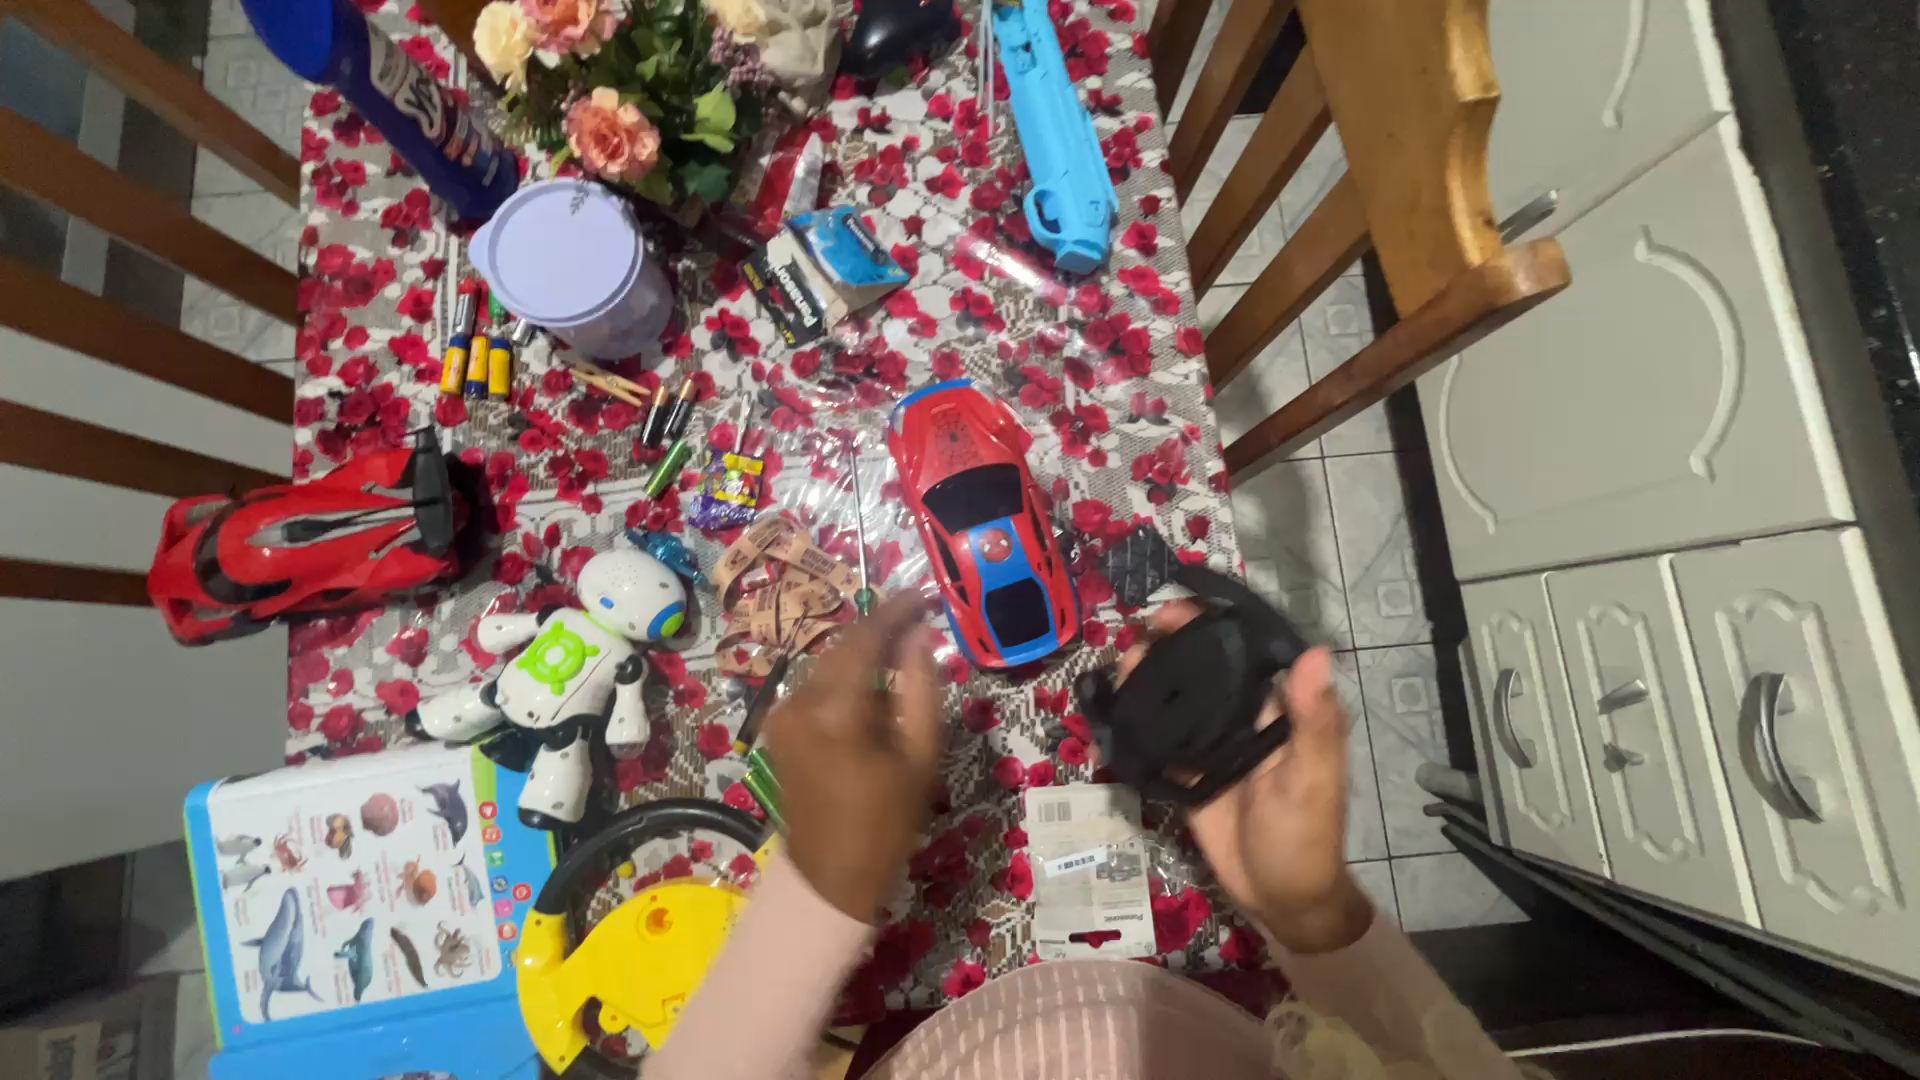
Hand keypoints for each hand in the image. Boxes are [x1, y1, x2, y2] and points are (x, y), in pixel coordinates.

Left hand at [763, 592, 945, 922]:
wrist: (830, 877)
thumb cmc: (886, 822)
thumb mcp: (920, 757)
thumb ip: (922, 688)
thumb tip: (920, 636)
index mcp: (835, 713)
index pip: (865, 640)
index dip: (895, 611)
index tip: (924, 596)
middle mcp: (799, 703)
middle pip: (844, 646)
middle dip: (882, 628)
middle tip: (920, 618)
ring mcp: (782, 714)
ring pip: (830, 663)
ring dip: (865, 651)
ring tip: (904, 647)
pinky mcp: (779, 725)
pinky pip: (818, 684)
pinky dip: (847, 675)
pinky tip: (874, 681)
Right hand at [1117, 601, 1372, 953]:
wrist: (1277, 898)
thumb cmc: (1305, 837)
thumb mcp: (1312, 779)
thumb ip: (1312, 721)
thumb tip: (1316, 652)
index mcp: (1277, 711)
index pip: (1244, 654)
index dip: (1214, 625)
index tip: (1181, 608)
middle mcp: (1242, 718)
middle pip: (1203, 669)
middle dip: (1172, 644)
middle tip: (1140, 630)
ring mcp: (1211, 742)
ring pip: (1177, 697)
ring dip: (1150, 676)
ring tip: (1123, 663)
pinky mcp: (1186, 768)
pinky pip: (1159, 735)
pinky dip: (1138, 716)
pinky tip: (1115, 701)